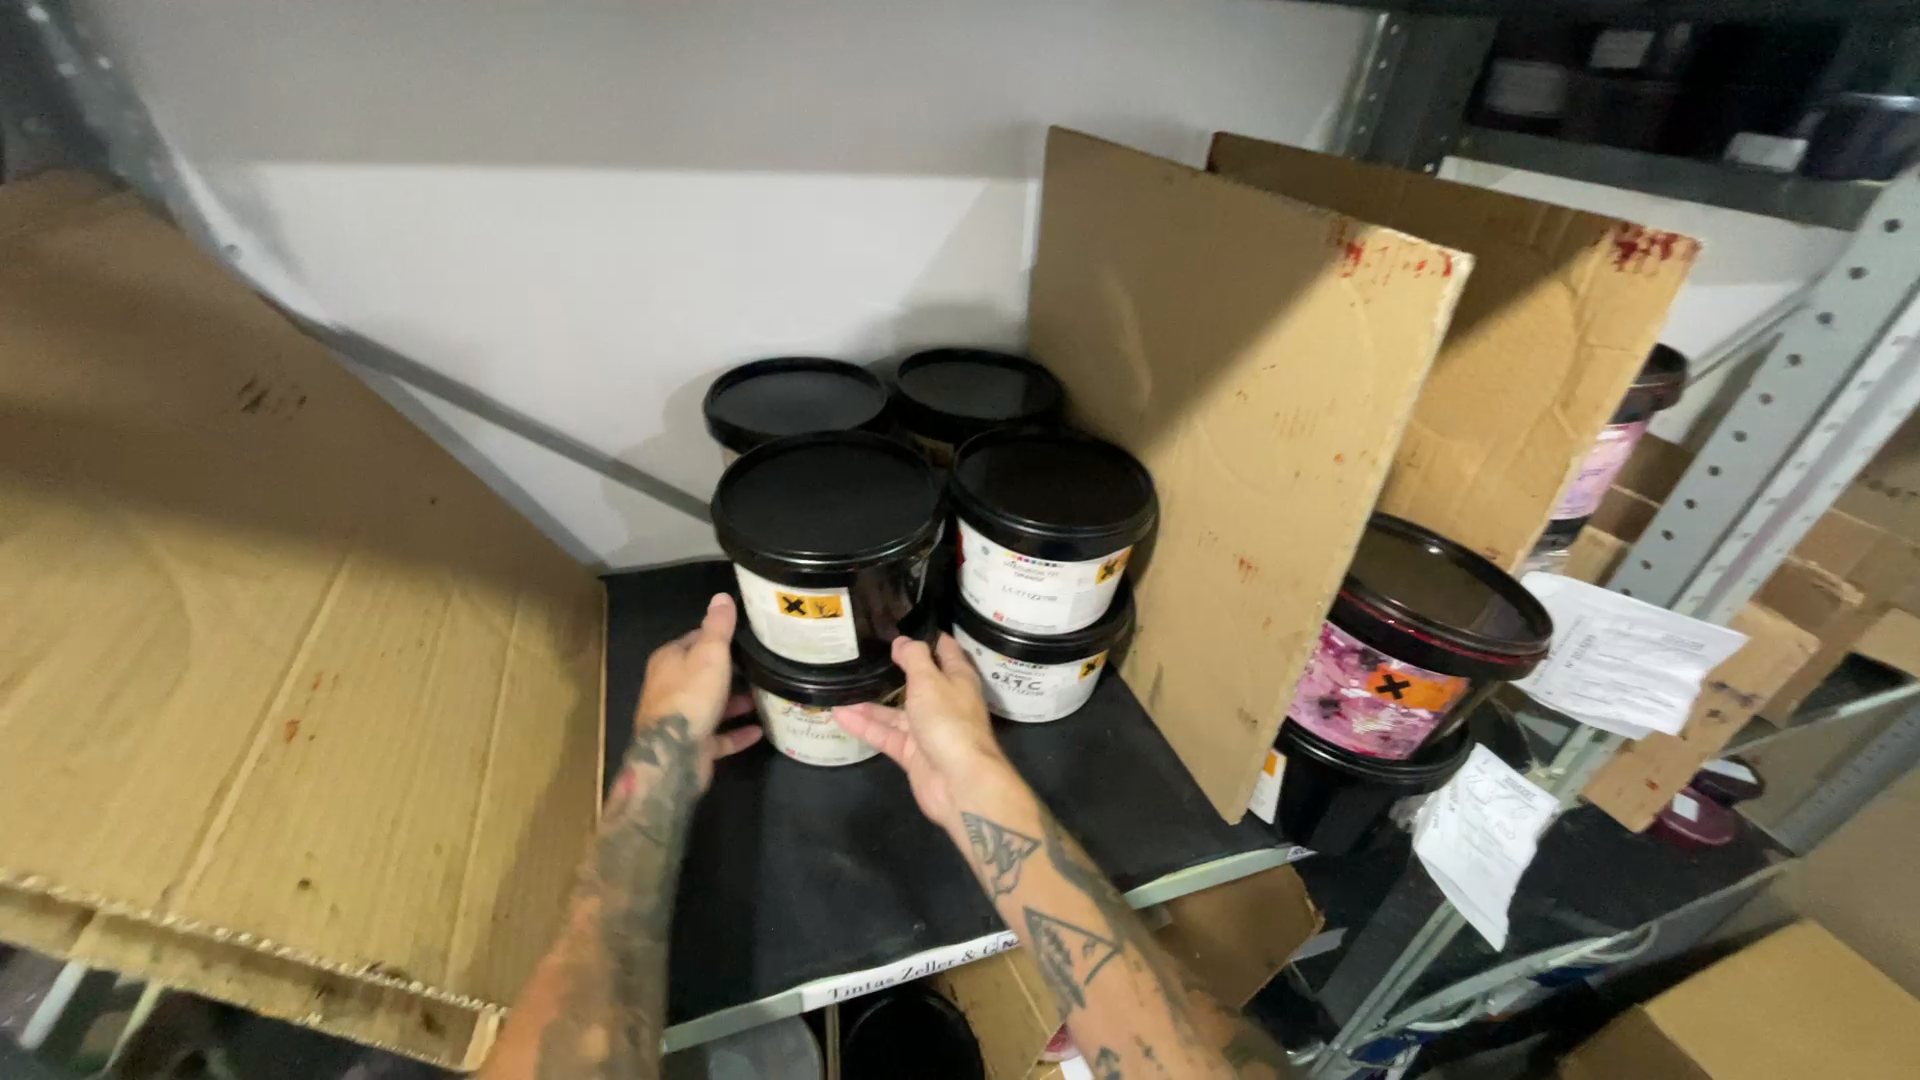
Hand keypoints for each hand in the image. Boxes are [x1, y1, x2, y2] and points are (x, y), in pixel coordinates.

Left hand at [634, 593, 762, 789]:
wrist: (673, 755)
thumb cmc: (691, 695)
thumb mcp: (710, 653)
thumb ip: (718, 626)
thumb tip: (721, 597)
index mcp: (669, 661)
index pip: (694, 639)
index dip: (719, 636)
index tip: (747, 636)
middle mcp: (669, 687)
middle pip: (704, 673)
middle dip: (732, 670)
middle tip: (763, 665)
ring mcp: (680, 719)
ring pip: (713, 705)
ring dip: (737, 702)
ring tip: (766, 695)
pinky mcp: (692, 745)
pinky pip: (720, 735)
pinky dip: (738, 732)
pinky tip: (761, 729)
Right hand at [835, 633, 1012, 835]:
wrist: (959, 781)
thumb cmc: (949, 721)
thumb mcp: (930, 680)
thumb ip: (914, 658)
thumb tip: (902, 640)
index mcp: (958, 679)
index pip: (946, 651)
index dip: (928, 638)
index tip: (904, 624)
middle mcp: (944, 702)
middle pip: (919, 681)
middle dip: (896, 669)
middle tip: (866, 654)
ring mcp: (928, 730)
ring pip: (896, 712)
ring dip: (871, 702)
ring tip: (842, 687)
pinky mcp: (913, 753)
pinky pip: (886, 735)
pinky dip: (865, 726)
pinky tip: (840, 715)